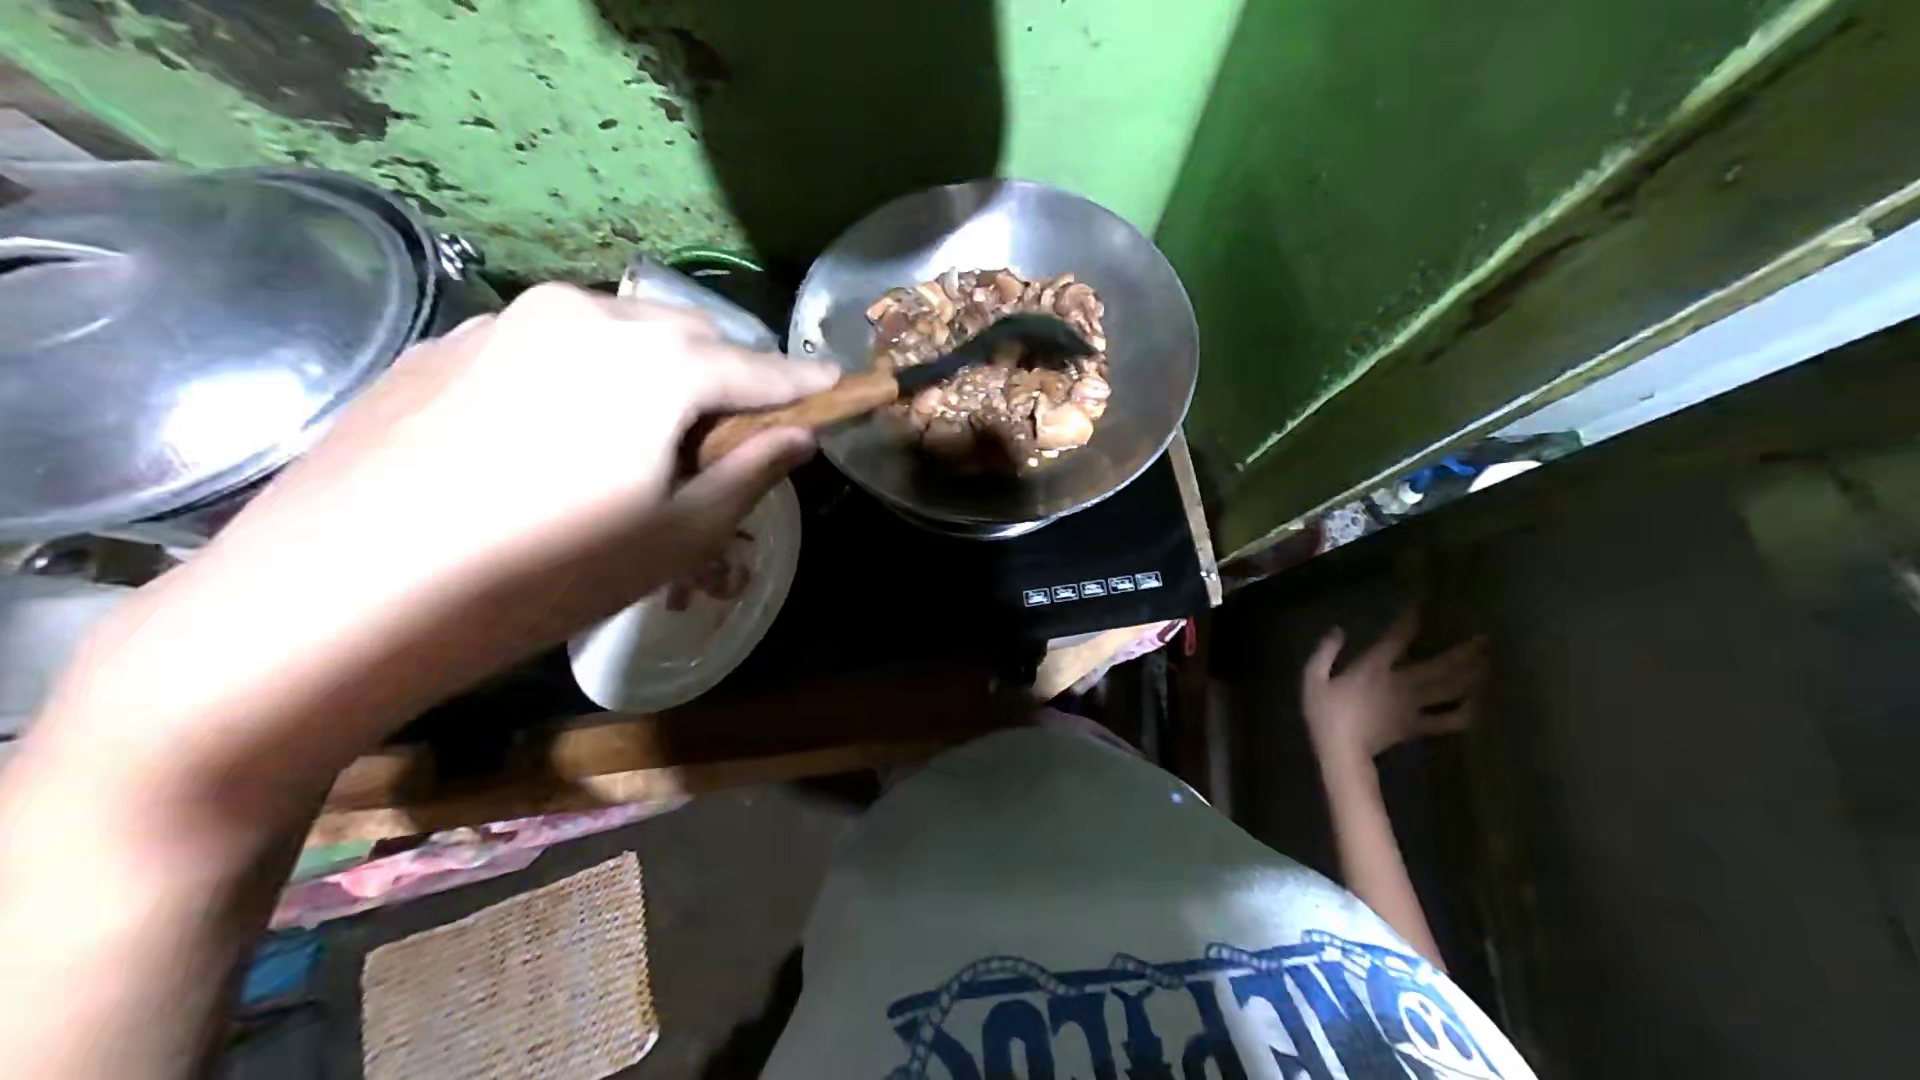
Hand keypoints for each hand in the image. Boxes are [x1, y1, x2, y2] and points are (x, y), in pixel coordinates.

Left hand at [35, 283, 839, 806]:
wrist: (344, 595)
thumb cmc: (548, 574)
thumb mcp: (678, 535)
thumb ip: (751, 472)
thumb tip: (801, 435)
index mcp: (653, 362)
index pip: (756, 367)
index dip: (802, 381)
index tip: (836, 384)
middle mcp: (584, 315)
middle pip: (688, 337)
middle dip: (727, 375)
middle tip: (737, 427)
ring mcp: (507, 322)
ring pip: (619, 333)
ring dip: (658, 371)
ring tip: (653, 431)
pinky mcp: (449, 344)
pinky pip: (553, 346)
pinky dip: (591, 374)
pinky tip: (569, 432)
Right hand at [1301, 607, 1487, 769]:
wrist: (1340, 752)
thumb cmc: (1324, 714)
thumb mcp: (1312, 679)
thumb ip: (1324, 652)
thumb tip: (1338, 631)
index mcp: (1373, 669)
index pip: (1397, 639)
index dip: (1410, 621)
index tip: (1420, 607)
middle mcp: (1401, 684)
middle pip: (1441, 665)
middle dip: (1465, 651)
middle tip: (1484, 639)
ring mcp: (1414, 706)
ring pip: (1453, 689)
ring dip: (1474, 676)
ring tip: (1488, 663)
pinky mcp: (1420, 726)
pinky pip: (1451, 720)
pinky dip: (1468, 711)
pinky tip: (1478, 703)